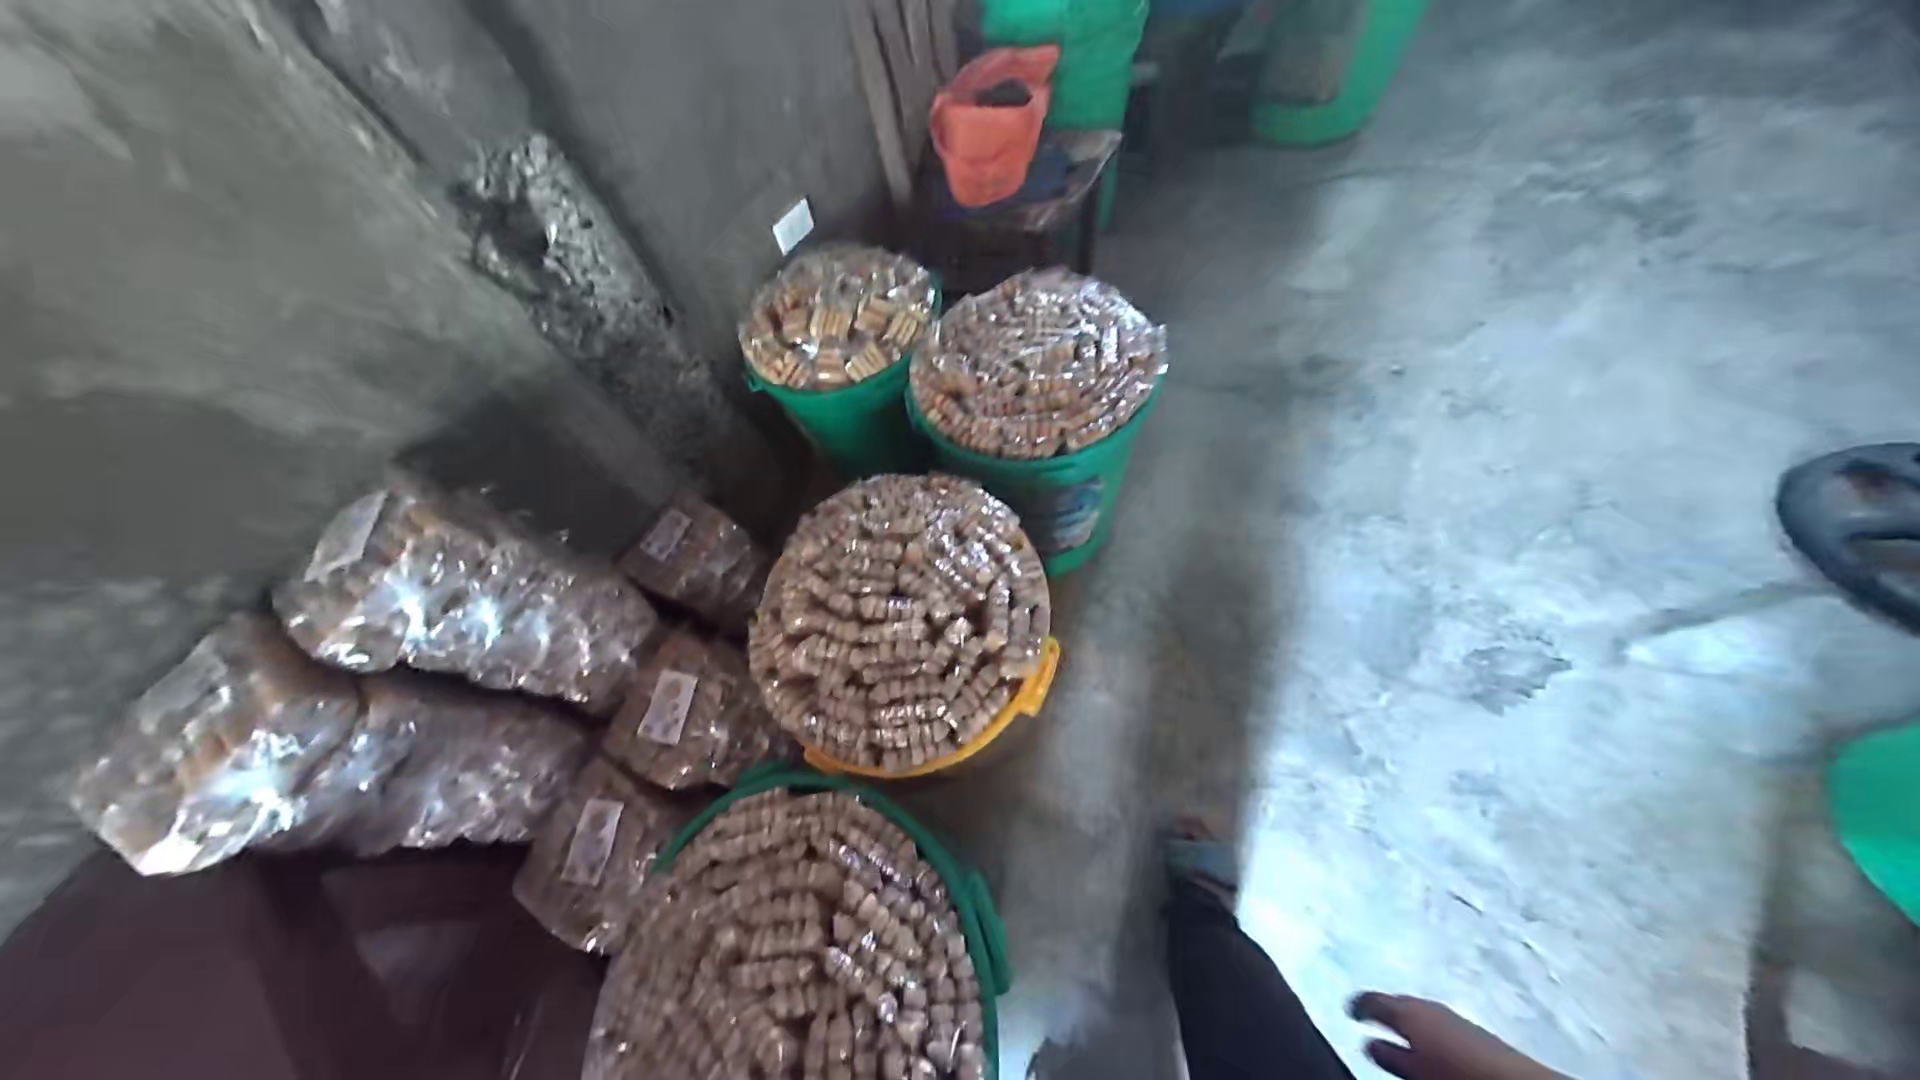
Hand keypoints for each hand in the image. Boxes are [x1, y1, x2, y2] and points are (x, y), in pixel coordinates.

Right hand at [1348, 992, 1567, 1079]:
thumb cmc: (1458, 1076)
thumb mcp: (1417, 1073)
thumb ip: (1391, 1057)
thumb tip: (1369, 1043)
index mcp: (1406, 1010)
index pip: (1371, 999)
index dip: (1357, 1005)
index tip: (1347, 1011)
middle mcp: (1426, 1005)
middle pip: (1396, 1002)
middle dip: (1382, 1010)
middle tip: (1369, 1021)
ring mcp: (1452, 1016)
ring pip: (1419, 1012)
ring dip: (1405, 1021)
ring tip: (1398, 1036)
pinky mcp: (1473, 1031)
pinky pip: (1438, 1022)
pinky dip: (1426, 1029)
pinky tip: (1430, 1046)